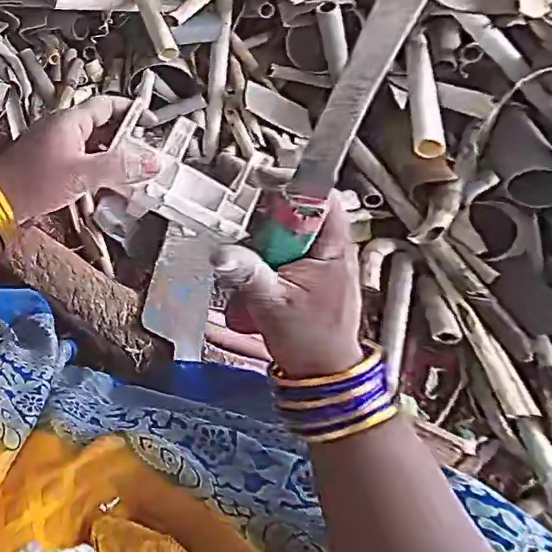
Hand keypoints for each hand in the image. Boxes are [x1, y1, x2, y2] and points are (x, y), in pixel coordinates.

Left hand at [0, 95, 160, 221]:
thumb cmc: (32, 181)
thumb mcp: (82, 173)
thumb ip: (118, 167)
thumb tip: (150, 162)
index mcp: (69, 121)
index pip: (108, 104)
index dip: (132, 110)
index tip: (150, 122)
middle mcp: (61, 127)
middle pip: (102, 124)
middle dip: (125, 138)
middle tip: (145, 154)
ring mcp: (54, 143)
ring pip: (92, 142)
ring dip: (111, 155)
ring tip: (130, 171)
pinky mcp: (49, 160)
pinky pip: (80, 157)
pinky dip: (96, 165)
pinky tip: (106, 182)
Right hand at [213, 195, 363, 377]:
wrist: (321, 371)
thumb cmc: (312, 340)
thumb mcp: (273, 302)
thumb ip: (247, 273)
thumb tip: (220, 252)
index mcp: (331, 250)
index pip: (322, 199)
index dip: (293, 183)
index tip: (262, 179)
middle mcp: (325, 248)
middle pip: (296, 206)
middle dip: (265, 203)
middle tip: (237, 204)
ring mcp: (312, 258)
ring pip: (283, 225)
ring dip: (258, 224)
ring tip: (238, 231)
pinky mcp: (298, 268)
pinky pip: (275, 243)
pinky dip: (257, 242)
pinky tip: (244, 253)